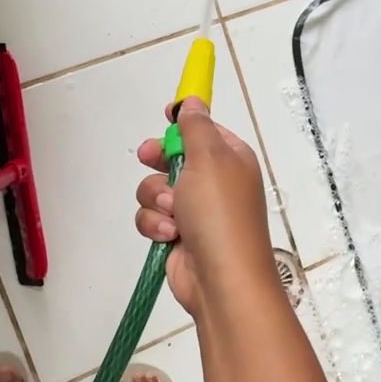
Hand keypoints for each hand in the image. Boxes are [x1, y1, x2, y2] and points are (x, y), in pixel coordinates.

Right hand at [133, 97, 275, 316]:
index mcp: (231, 159)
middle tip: (149, 157)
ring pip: (156, 188)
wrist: (221, 279)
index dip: (183, 123)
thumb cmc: (220, 212)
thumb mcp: (209, 158)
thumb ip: (196, 127)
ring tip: (173, 215)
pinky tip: (170, 236)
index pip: (205, 130)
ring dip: (157, 199)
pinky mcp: (177, 235)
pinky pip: (152, 217)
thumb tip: (193, 102)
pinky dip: (156, 225)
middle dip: (159, 160)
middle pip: (175, 157)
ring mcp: (195, 210)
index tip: (165, 116)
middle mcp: (214, 182)